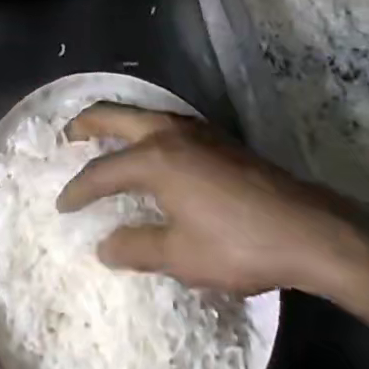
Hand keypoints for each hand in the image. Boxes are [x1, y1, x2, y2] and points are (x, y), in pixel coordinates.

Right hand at [55, 102, 368, 296]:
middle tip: (67, 136)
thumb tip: (104, 245)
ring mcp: (197, 130)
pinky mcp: (217, 138)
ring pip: (143, 113)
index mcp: (155, 159)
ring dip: (118, 120)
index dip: (78, 190)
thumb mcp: (180, 256)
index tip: (63, 206)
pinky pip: (166, 121)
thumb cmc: (237, 244)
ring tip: (102, 136)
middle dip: (87, 123)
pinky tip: (150, 148)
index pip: (102, 171)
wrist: (305, 228)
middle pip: (117, 116)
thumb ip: (137, 247)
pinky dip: (144, 127)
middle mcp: (170, 133)